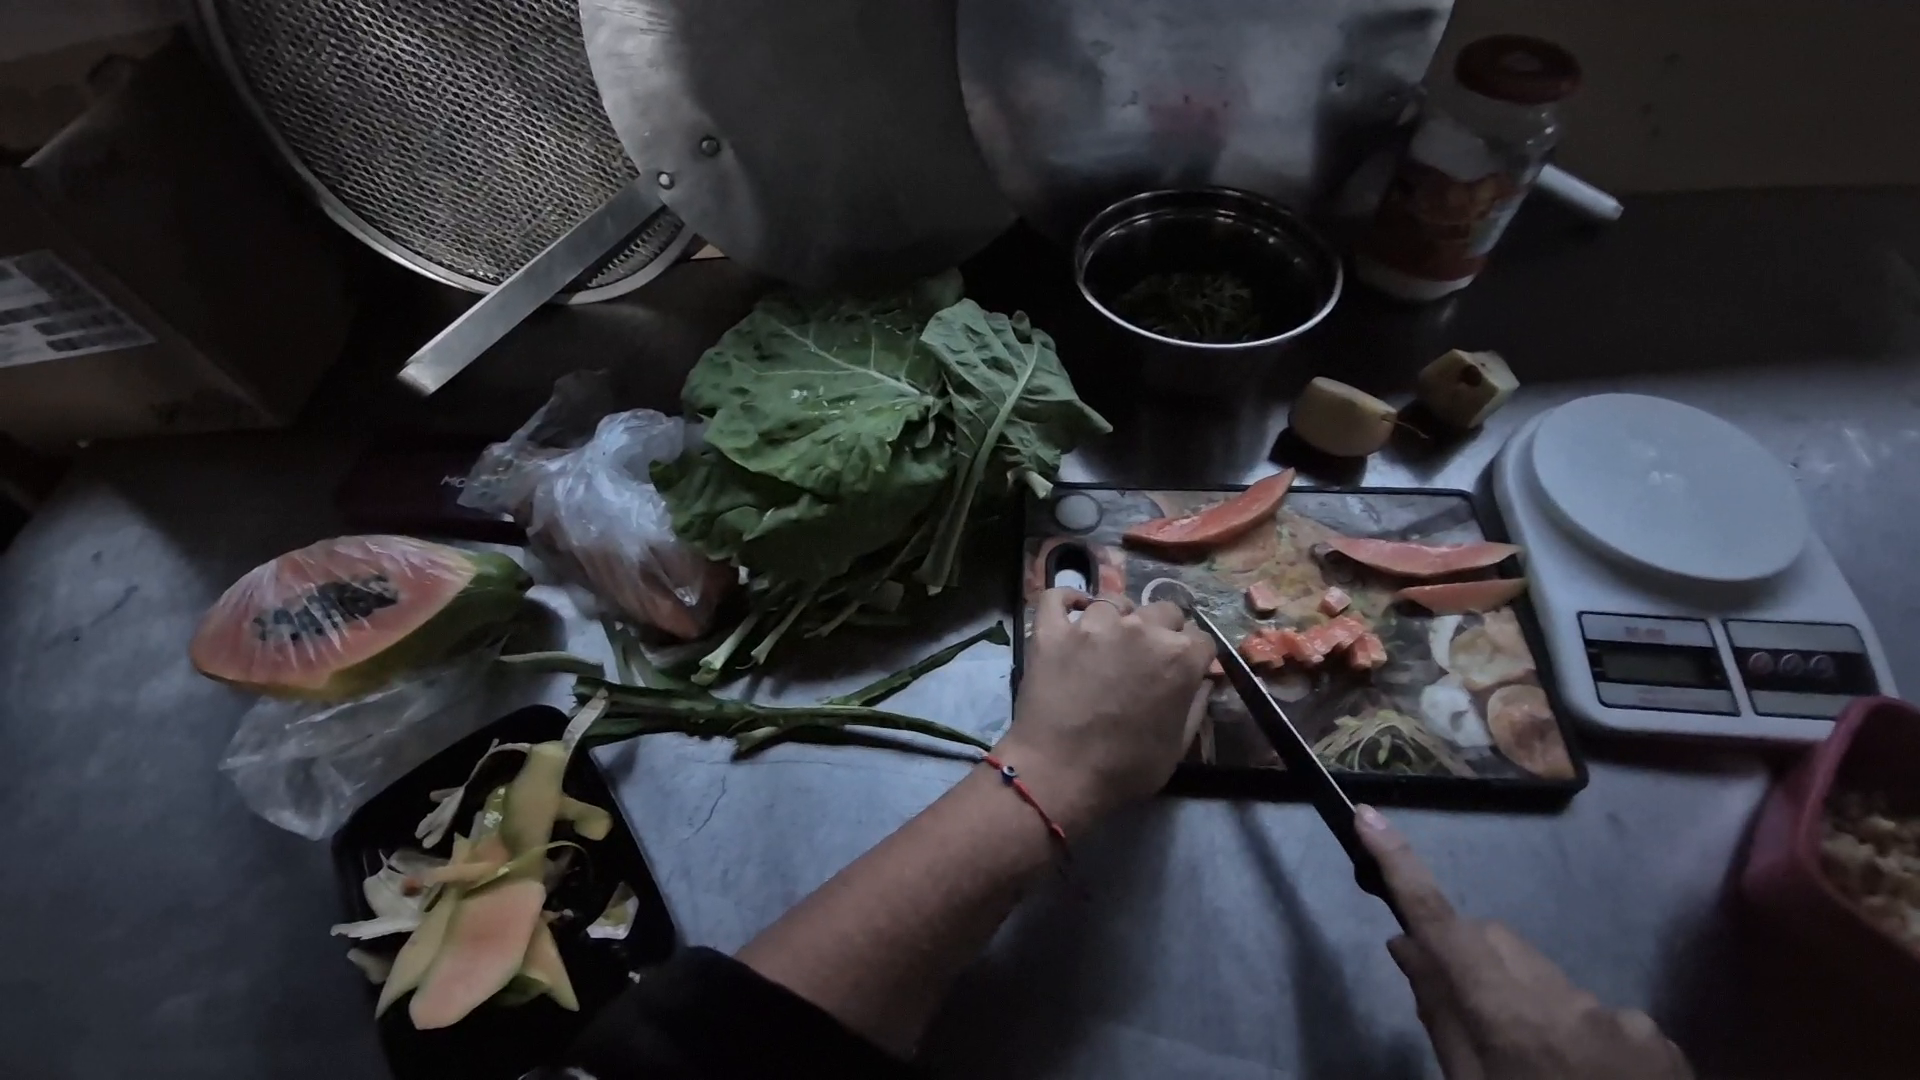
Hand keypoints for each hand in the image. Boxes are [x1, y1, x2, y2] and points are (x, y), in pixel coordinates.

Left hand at [994, 589, 1213, 832]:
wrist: (1058, 773)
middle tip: (1146, 658)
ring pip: (1115, 603)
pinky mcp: (1052, 629)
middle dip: (1163, 631)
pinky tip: (1071, 613)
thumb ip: (1196, 702)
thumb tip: (1205, 677)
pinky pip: (1057, 596)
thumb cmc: (1125, 768)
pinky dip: (1067, 600)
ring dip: (1118, 620)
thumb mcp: (1178, 744)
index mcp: (1178, 655)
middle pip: (1163, 611)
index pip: (1201, 639)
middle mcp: (1139, 628)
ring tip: (1107, 644)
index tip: (1185, 670)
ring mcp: (1092, 624)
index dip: (1195, 656)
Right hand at [1355, 806, 1692, 1079]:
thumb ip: (1440, 1015)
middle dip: (1470, 954)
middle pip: (1494, 938)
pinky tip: (1587, 1076)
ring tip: (1537, 1061)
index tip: (1368, 818)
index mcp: (1507, 1016)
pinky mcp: (1661, 1039)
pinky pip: (1599, 1010)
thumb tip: (1406, 944)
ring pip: (1544, 974)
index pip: (1440, 921)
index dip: (1401, 866)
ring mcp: (1620, 1017)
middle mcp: (1562, 1000)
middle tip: (1466, 1009)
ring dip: (1526, 995)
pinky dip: (1579, 1028)